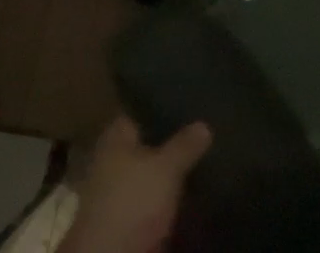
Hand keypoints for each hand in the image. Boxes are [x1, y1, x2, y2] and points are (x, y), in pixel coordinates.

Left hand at [60, 116, 211, 252]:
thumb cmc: (132, 201)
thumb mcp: (165, 168)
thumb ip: (184, 144)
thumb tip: (204, 124)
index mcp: (115, 138)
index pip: (138, 112)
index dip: (162, 107)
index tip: (189, 102)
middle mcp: (113, 160)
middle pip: (148, 144)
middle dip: (173, 141)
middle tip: (206, 130)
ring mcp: (120, 191)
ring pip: (153, 174)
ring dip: (174, 172)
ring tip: (207, 159)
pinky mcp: (129, 217)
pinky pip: (155, 200)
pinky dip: (171, 197)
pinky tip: (195, 192)